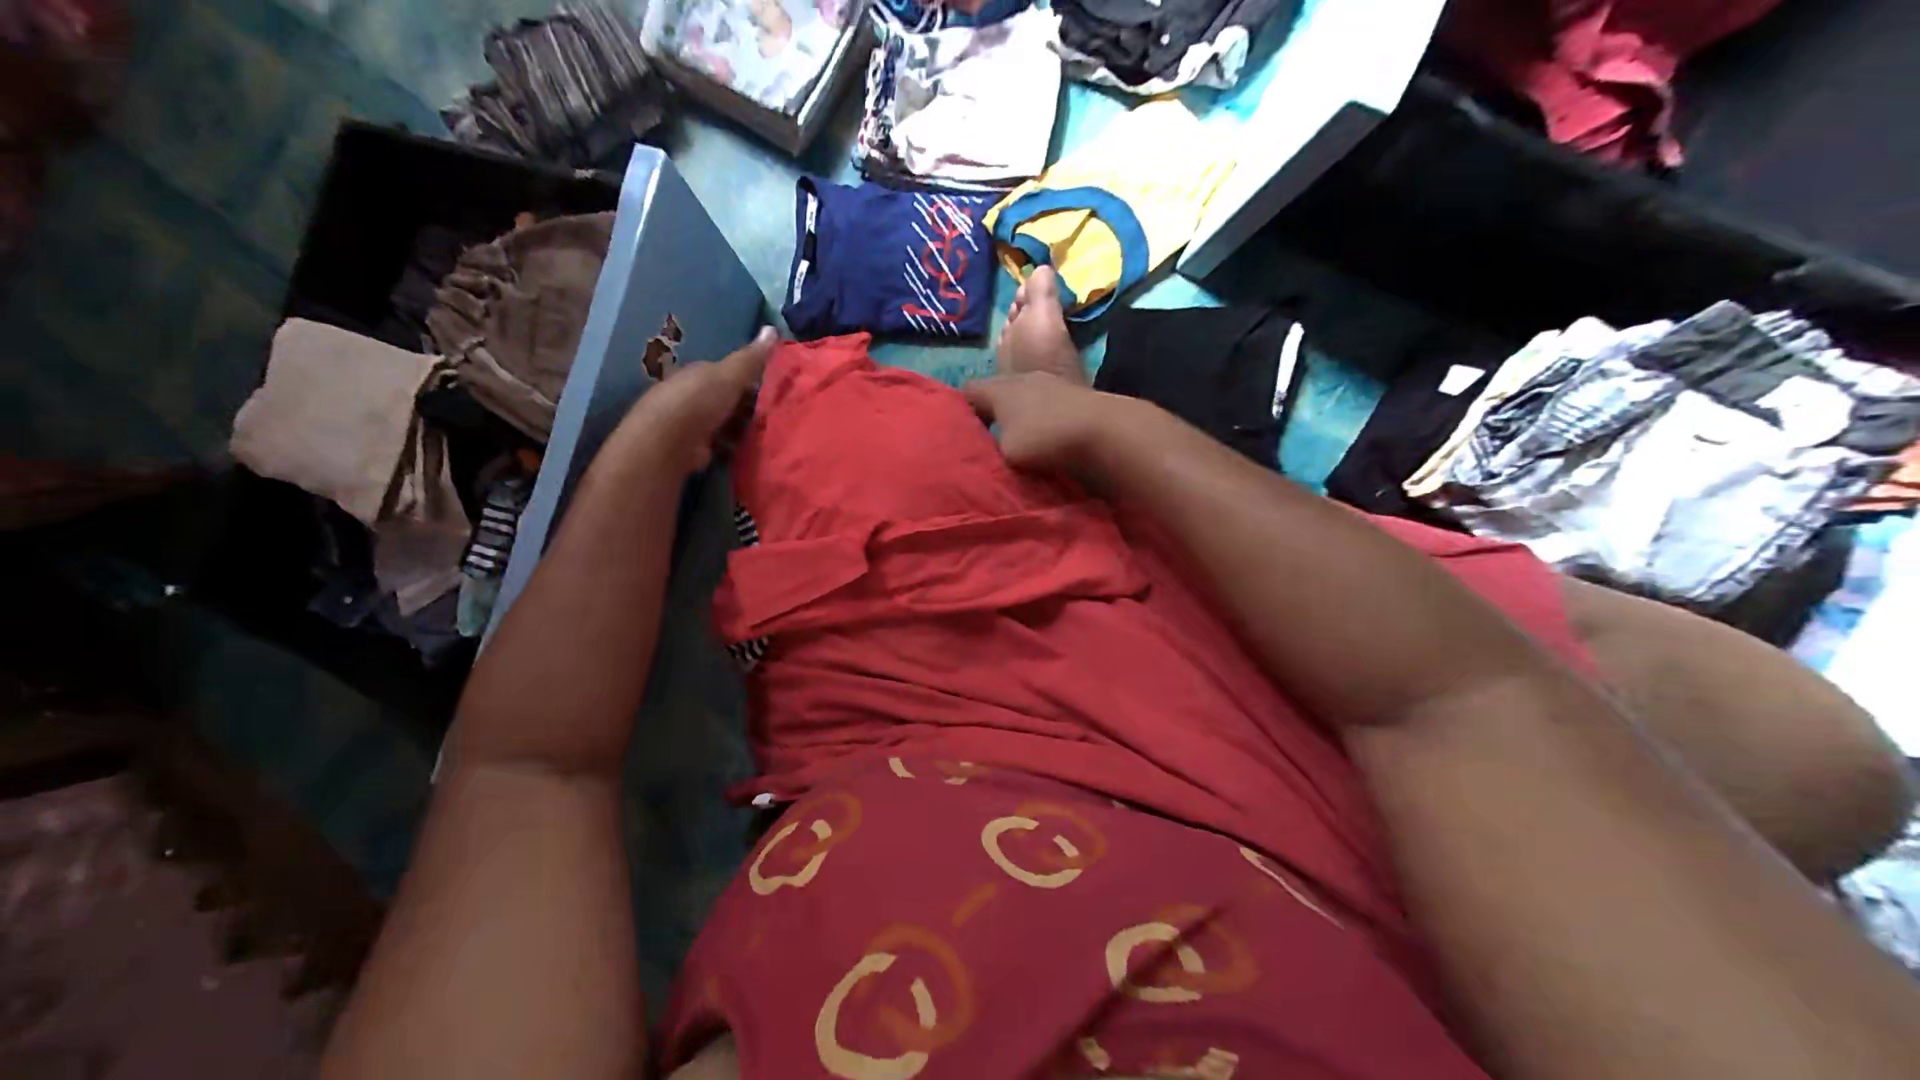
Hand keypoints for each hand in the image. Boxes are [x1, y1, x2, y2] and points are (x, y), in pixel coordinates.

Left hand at [618, 327, 776, 473]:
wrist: (668, 443)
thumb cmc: (699, 402)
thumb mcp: (730, 375)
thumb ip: (752, 358)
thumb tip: (773, 328)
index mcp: (699, 373)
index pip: (728, 373)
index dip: (751, 380)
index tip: (775, 389)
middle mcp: (691, 395)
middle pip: (726, 399)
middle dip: (747, 406)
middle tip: (775, 416)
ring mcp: (689, 423)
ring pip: (723, 423)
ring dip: (741, 429)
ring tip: (766, 437)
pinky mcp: (690, 449)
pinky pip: (718, 445)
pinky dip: (732, 448)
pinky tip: (748, 453)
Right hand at [961, 372, 1132, 475]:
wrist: (1105, 430)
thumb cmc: (1045, 437)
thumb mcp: (1005, 452)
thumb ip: (989, 450)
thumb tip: (984, 454)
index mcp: (999, 387)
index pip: (967, 392)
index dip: (958, 412)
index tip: (957, 435)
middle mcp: (1023, 378)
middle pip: (997, 394)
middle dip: (989, 415)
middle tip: (984, 444)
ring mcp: (1053, 384)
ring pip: (1024, 400)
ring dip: (1019, 418)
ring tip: (1015, 445)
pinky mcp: (1076, 397)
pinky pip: (1047, 408)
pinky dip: (1042, 421)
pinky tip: (1045, 442)